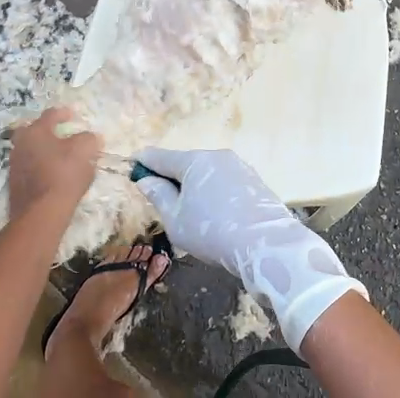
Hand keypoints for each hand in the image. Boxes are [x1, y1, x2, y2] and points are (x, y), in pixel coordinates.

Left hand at [7, 108, 100, 219]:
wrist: (40, 214)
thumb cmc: (63, 175)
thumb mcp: (84, 151)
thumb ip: (88, 140)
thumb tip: (92, 138)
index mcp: (36, 131)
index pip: (50, 115)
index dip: (63, 113)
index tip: (73, 115)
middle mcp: (21, 144)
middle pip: (34, 132)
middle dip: (48, 131)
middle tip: (61, 135)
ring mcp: (15, 165)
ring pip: (31, 151)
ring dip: (44, 150)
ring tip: (60, 157)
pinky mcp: (14, 185)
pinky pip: (30, 168)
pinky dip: (41, 167)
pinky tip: (53, 175)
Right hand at [134, 148, 365, 353]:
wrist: (265, 243)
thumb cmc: (211, 232)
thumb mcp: (176, 220)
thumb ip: (159, 196)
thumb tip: (146, 179)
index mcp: (194, 161)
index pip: (162, 156)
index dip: (145, 160)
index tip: (134, 161)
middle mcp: (217, 156)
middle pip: (187, 163)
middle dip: (173, 176)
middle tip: (161, 196)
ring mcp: (239, 166)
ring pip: (208, 173)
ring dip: (195, 186)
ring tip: (191, 212)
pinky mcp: (254, 180)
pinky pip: (225, 181)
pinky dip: (214, 192)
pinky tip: (215, 214)